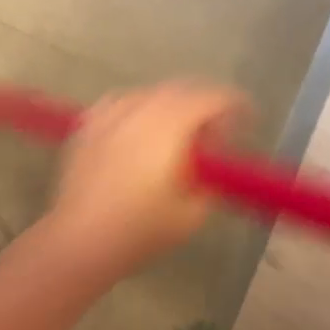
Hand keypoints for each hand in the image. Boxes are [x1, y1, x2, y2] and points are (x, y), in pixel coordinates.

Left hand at [47, 83, 246, 275]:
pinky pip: (120, 104)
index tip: (248, 120)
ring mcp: (109, 113)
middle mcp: (139, 109)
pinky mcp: (87, 124)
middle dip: (203, 106)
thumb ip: (211, 179)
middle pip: (180, 90)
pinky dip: (138, 111)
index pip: (211, 98)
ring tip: (176, 136)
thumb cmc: (142, 229)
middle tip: (215, 136)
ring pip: (149, 94)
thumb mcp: (193, 211)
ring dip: (170, 107)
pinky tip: (138, 132)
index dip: (235, 104)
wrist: (82, 239)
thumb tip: (213, 163)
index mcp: (170, 125)